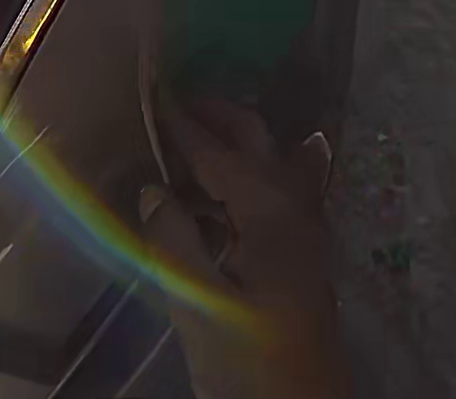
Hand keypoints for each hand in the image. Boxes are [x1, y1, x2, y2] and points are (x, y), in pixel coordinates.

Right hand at [139, 98, 347, 398]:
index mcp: (269, 210)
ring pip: (266, 162)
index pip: (217, 150)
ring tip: (188, 142)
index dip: (182, 121)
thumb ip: (173, 239)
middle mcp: (292, 206)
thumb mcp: (201, 306)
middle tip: (176, 105)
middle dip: (217, 115)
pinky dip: (240, 176)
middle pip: (256, 138)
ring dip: (230, 143)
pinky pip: (268, 191)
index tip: (155, 91)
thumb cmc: (253, 364)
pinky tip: (216, 194)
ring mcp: (301, 230)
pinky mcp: (298, 255)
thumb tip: (154, 188)